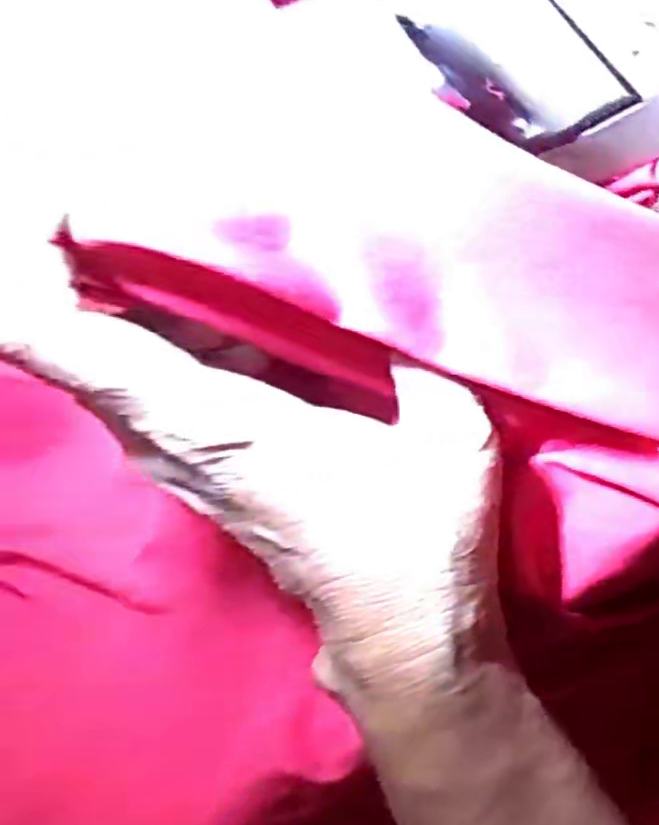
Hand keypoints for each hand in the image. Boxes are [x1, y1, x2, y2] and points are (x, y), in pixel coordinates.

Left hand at [1, 221, 499, 696]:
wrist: (405, 616)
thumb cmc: (423, 527)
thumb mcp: (450, 432)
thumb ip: (417, 362)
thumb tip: (402, 303)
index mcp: (211, 421)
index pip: (53, 334)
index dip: (31, 260)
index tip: (81, 207)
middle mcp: (167, 437)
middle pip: (93, 334)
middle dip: (138, 269)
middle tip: (223, 226)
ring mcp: (186, 457)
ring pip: (138, 361)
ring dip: (187, 309)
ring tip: (268, 274)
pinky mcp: (217, 468)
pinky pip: (179, 387)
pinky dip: (214, 346)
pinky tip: (290, 334)